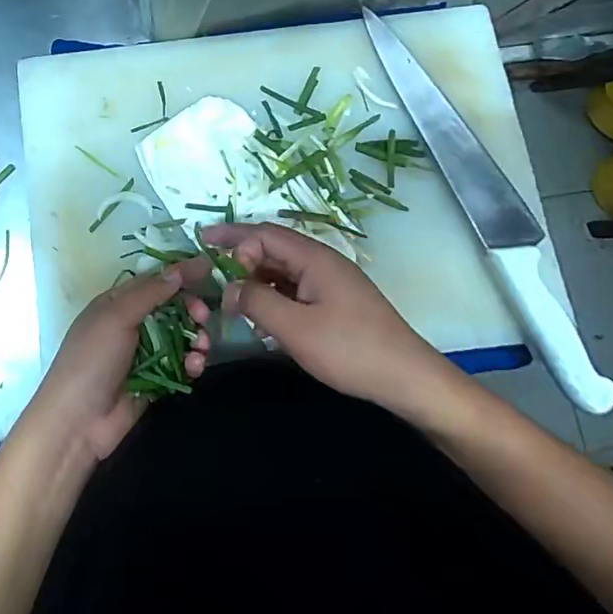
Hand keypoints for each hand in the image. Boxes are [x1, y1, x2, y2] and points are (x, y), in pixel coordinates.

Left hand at [16, 259, 213, 462]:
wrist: (78, 420)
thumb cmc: (92, 359)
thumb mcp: (116, 317)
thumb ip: (149, 293)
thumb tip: (178, 270)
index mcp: (116, 302)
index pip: (153, 280)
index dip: (179, 274)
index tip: (209, 269)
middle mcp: (130, 323)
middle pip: (170, 307)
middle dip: (191, 309)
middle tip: (203, 317)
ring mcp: (143, 353)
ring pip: (180, 336)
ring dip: (196, 337)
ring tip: (201, 347)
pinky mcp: (155, 380)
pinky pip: (180, 364)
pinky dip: (192, 363)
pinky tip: (195, 367)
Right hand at [203, 223, 474, 422]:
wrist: (409, 379)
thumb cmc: (350, 349)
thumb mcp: (294, 328)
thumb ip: (255, 302)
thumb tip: (228, 288)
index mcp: (313, 257)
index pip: (263, 234)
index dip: (232, 238)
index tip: (203, 247)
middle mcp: (322, 261)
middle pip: (272, 247)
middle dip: (239, 254)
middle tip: (208, 267)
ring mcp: (331, 281)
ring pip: (282, 268)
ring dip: (254, 276)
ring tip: (229, 292)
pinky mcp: (336, 301)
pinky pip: (294, 286)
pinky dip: (271, 293)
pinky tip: (260, 312)